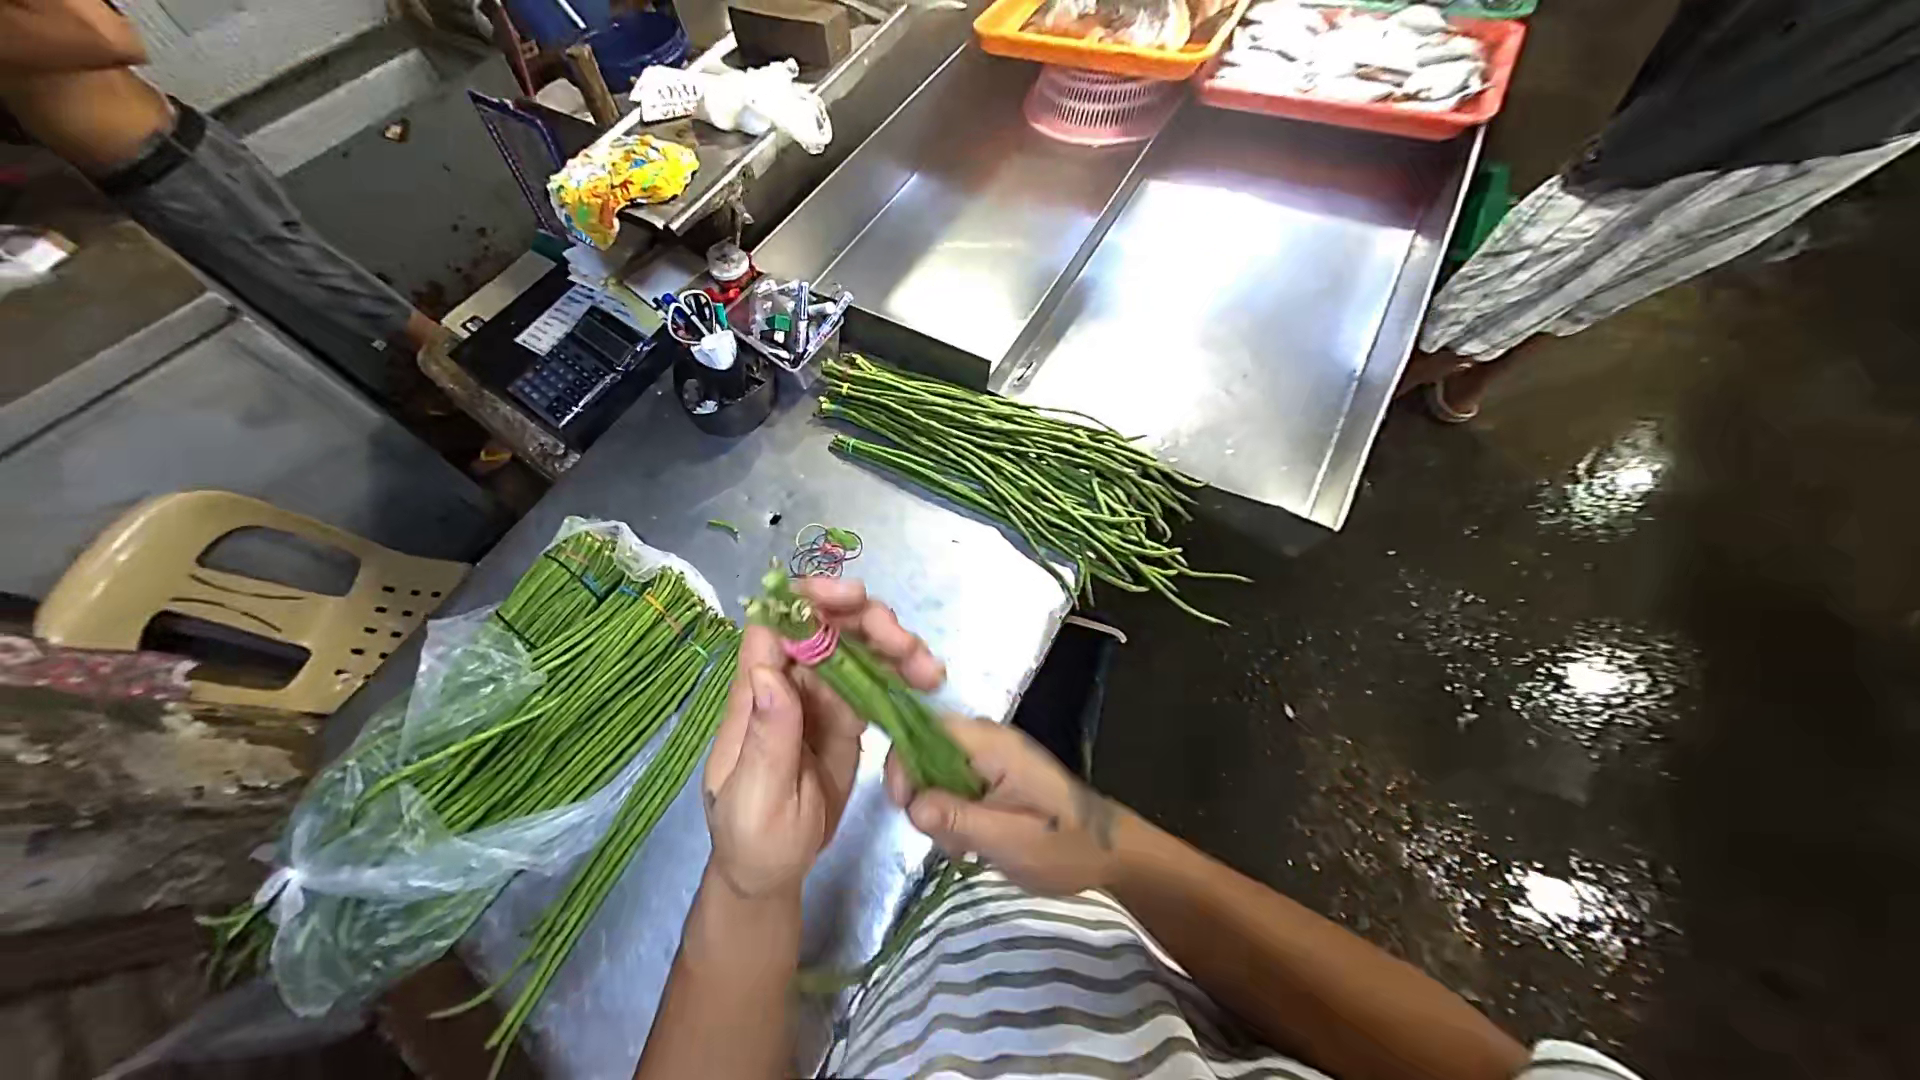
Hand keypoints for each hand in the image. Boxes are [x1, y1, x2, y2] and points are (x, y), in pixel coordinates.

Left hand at [702, 578, 944, 898]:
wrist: (774, 872)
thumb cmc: (754, 837)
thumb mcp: (756, 795)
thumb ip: (767, 736)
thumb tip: (770, 672)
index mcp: (757, 694)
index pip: (775, 626)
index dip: (810, 600)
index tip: (852, 598)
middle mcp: (790, 684)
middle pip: (827, 627)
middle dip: (868, 622)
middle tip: (905, 644)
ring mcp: (823, 698)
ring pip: (858, 648)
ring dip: (895, 646)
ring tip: (928, 670)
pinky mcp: (849, 715)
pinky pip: (877, 681)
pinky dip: (903, 674)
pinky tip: (927, 680)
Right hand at [886, 715, 1128, 894]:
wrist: (1109, 852)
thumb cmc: (1063, 845)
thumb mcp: (1008, 840)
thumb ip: (958, 819)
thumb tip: (911, 805)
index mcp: (993, 744)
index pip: (930, 728)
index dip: (905, 760)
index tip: (904, 805)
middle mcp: (989, 740)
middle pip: (928, 750)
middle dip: (923, 794)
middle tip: (944, 835)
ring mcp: (992, 757)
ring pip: (937, 772)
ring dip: (938, 809)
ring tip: (965, 845)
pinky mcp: (994, 775)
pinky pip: (954, 784)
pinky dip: (952, 812)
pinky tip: (970, 842)